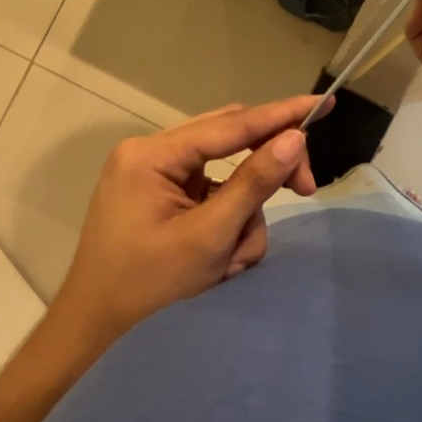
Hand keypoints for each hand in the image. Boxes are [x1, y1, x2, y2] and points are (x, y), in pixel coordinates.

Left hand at [49, 96, 325, 340]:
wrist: (97, 319)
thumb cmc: (150, 280)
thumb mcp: (210, 235)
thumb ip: (254, 183)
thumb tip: (294, 139)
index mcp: (152, 155)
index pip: (232, 125)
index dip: (281, 114)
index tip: (323, 103)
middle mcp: (151, 153)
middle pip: (231, 141)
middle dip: (267, 174)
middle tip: (306, 191)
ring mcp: (155, 174)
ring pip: (227, 174)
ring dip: (245, 212)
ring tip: (236, 257)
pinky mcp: (162, 195)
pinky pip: (212, 194)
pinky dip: (229, 221)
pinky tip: (226, 255)